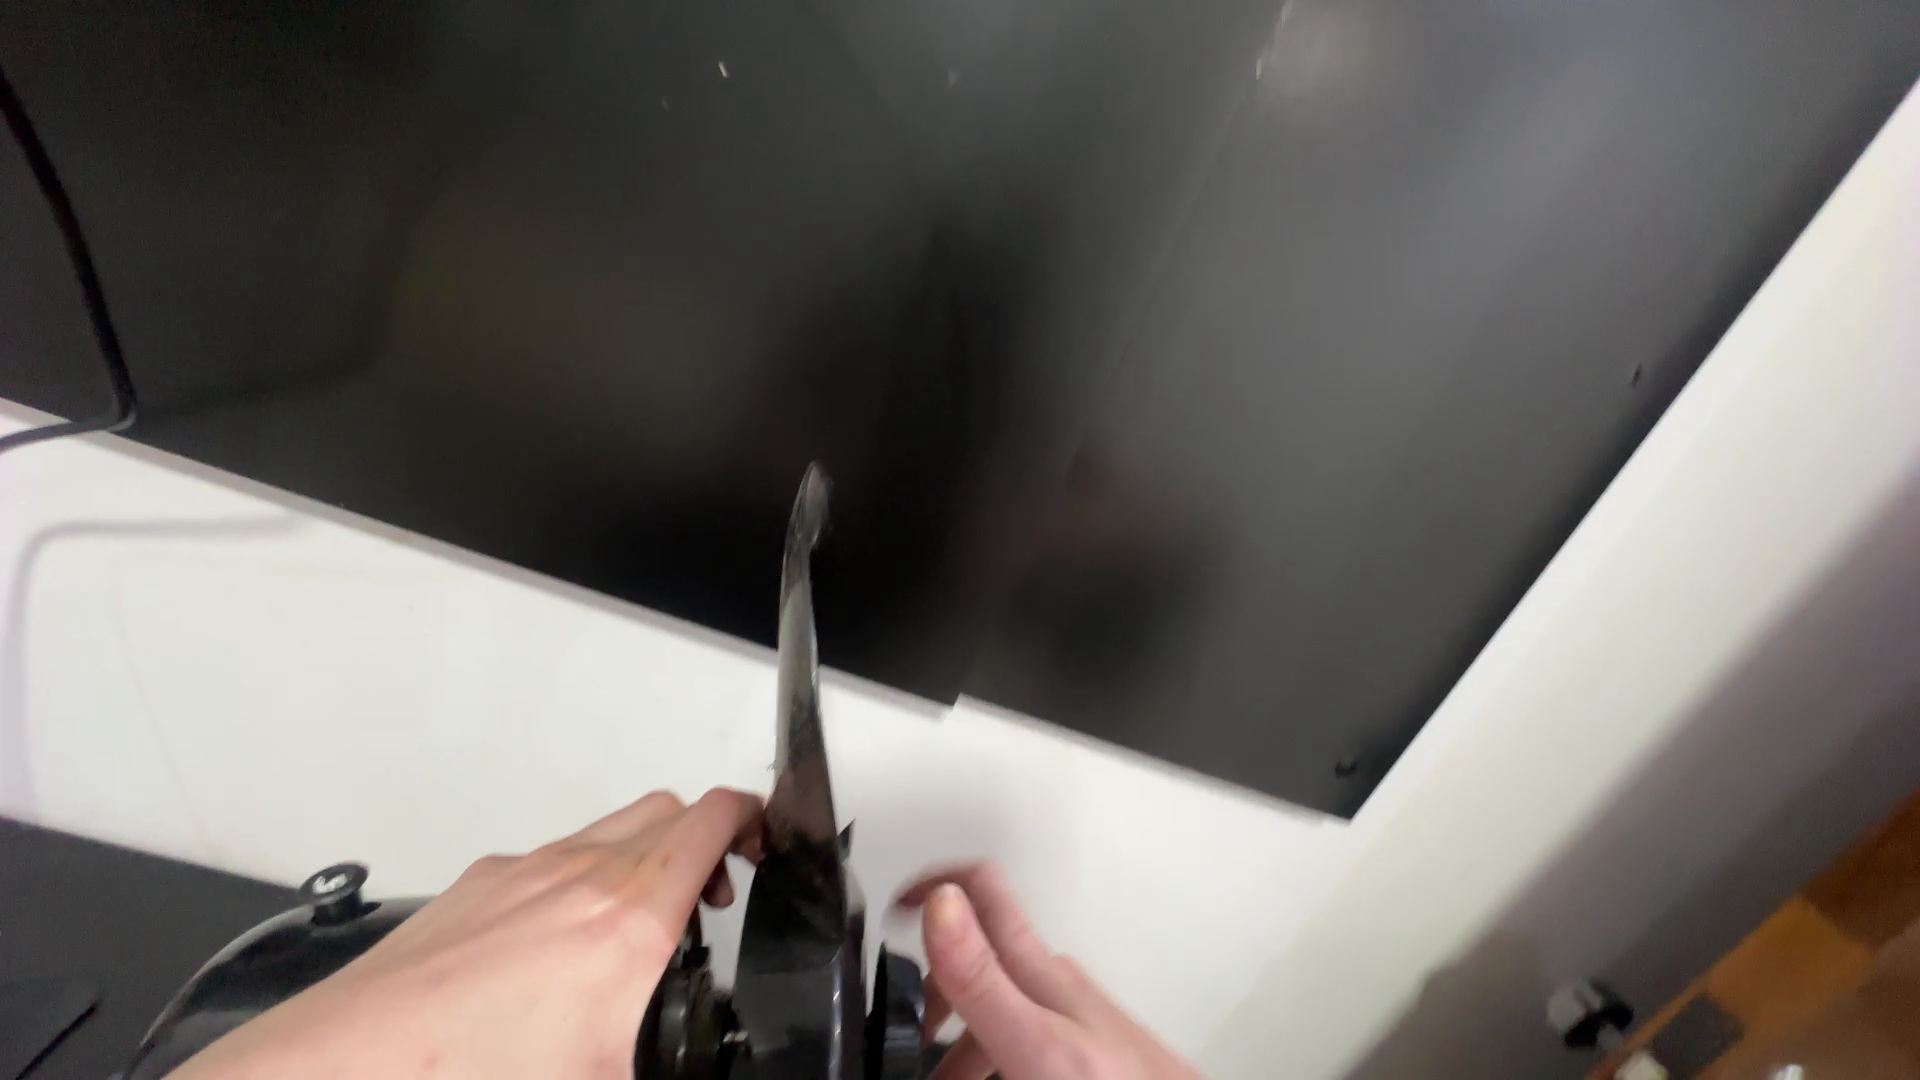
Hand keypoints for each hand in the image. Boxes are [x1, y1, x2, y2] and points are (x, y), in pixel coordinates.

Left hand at [175, 788, 762, 1079]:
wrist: (335, 1077)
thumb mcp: (608, 1079)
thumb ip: (673, 1059)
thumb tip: (708, 1070)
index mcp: (631, 917)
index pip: (718, 816)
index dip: (757, 818)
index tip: (764, 846)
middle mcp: (586, 873)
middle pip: (674, 808)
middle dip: (707, 839)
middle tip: (706, 899)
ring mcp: (529, 869)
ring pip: (617, 824)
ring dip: (648, 853)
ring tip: (638, 919)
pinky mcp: (481, 881)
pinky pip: (557, 852)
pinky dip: (584, 873)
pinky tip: (555, 942)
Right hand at [903, 864, 1201, 1079]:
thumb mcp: (1038, 1042)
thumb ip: (984, 976)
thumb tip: (941, 900)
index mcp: (1037, 969)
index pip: (980, 884)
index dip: (934, 879)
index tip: (894, 904)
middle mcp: (1053, 982)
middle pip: (976, 954)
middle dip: (932, 986)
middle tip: (903, 1026)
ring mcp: (1070, 1017)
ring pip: (996, 1006)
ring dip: (956, 1037)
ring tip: (937, 1076)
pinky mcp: (1084, 1051)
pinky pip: (1021, 1040)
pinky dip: (988, 1056)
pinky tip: (986, 1078)